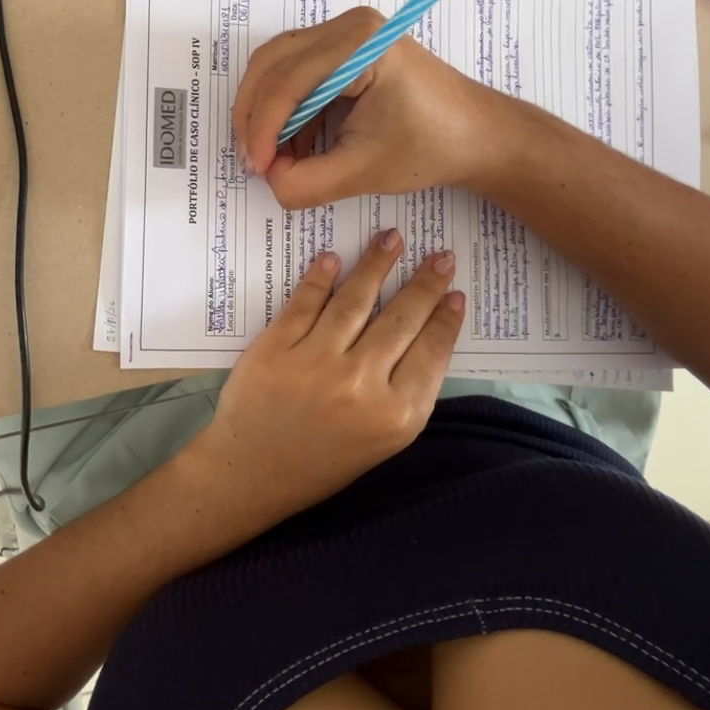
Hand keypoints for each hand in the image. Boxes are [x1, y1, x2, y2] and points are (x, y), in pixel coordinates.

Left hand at [185, 228, 465, 518]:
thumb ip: (404, 393)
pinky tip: (334, 257)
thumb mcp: (380, 441)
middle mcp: (361, 386)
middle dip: (425, 282)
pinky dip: (321, 277)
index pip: (432, 352)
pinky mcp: (276, 348)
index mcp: (396, 416)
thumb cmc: (322, 460)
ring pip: (355, 301)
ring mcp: (316, 363)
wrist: (253, 471)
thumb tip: (426, 333)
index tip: (456, 292)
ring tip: (391, 238)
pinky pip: (305, 303)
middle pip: (401, 319)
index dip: (445, 318)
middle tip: (440, 255)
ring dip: (376, 264)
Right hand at [232, 6, 521, 209]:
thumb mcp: (362, 173)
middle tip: (253, 161)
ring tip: (272, 158)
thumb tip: (267, 179)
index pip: (288, 81)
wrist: (476, 136)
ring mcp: (344, 34)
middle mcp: (347, 26)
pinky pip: (294, 75)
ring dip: (266, 114)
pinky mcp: (343, 51)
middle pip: (271, 65)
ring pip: (276, 69)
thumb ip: (304, 182)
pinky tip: (294, 146)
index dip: (262, 128)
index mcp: (359, 44)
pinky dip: (285, 112)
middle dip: (254, 116)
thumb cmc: (431, 148)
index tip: (257, 169)